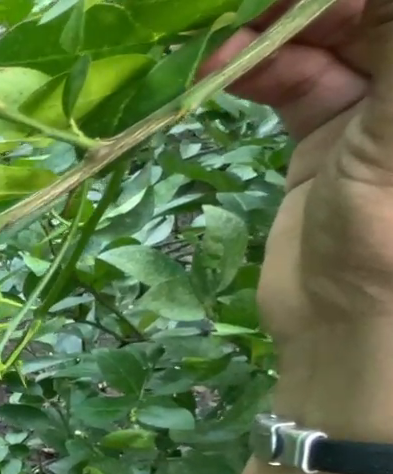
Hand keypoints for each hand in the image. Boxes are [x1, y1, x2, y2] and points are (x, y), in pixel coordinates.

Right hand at [209, 1, 392, 434]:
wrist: (361, 315)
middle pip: (377, 8)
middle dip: (311, 3)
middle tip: (252, 12)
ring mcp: (389, 100)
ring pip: (337, 35)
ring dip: (278, 35)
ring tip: (224, 49)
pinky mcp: (332, 135)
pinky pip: (300, 84)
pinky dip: (262, 75)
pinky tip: (226, 77)